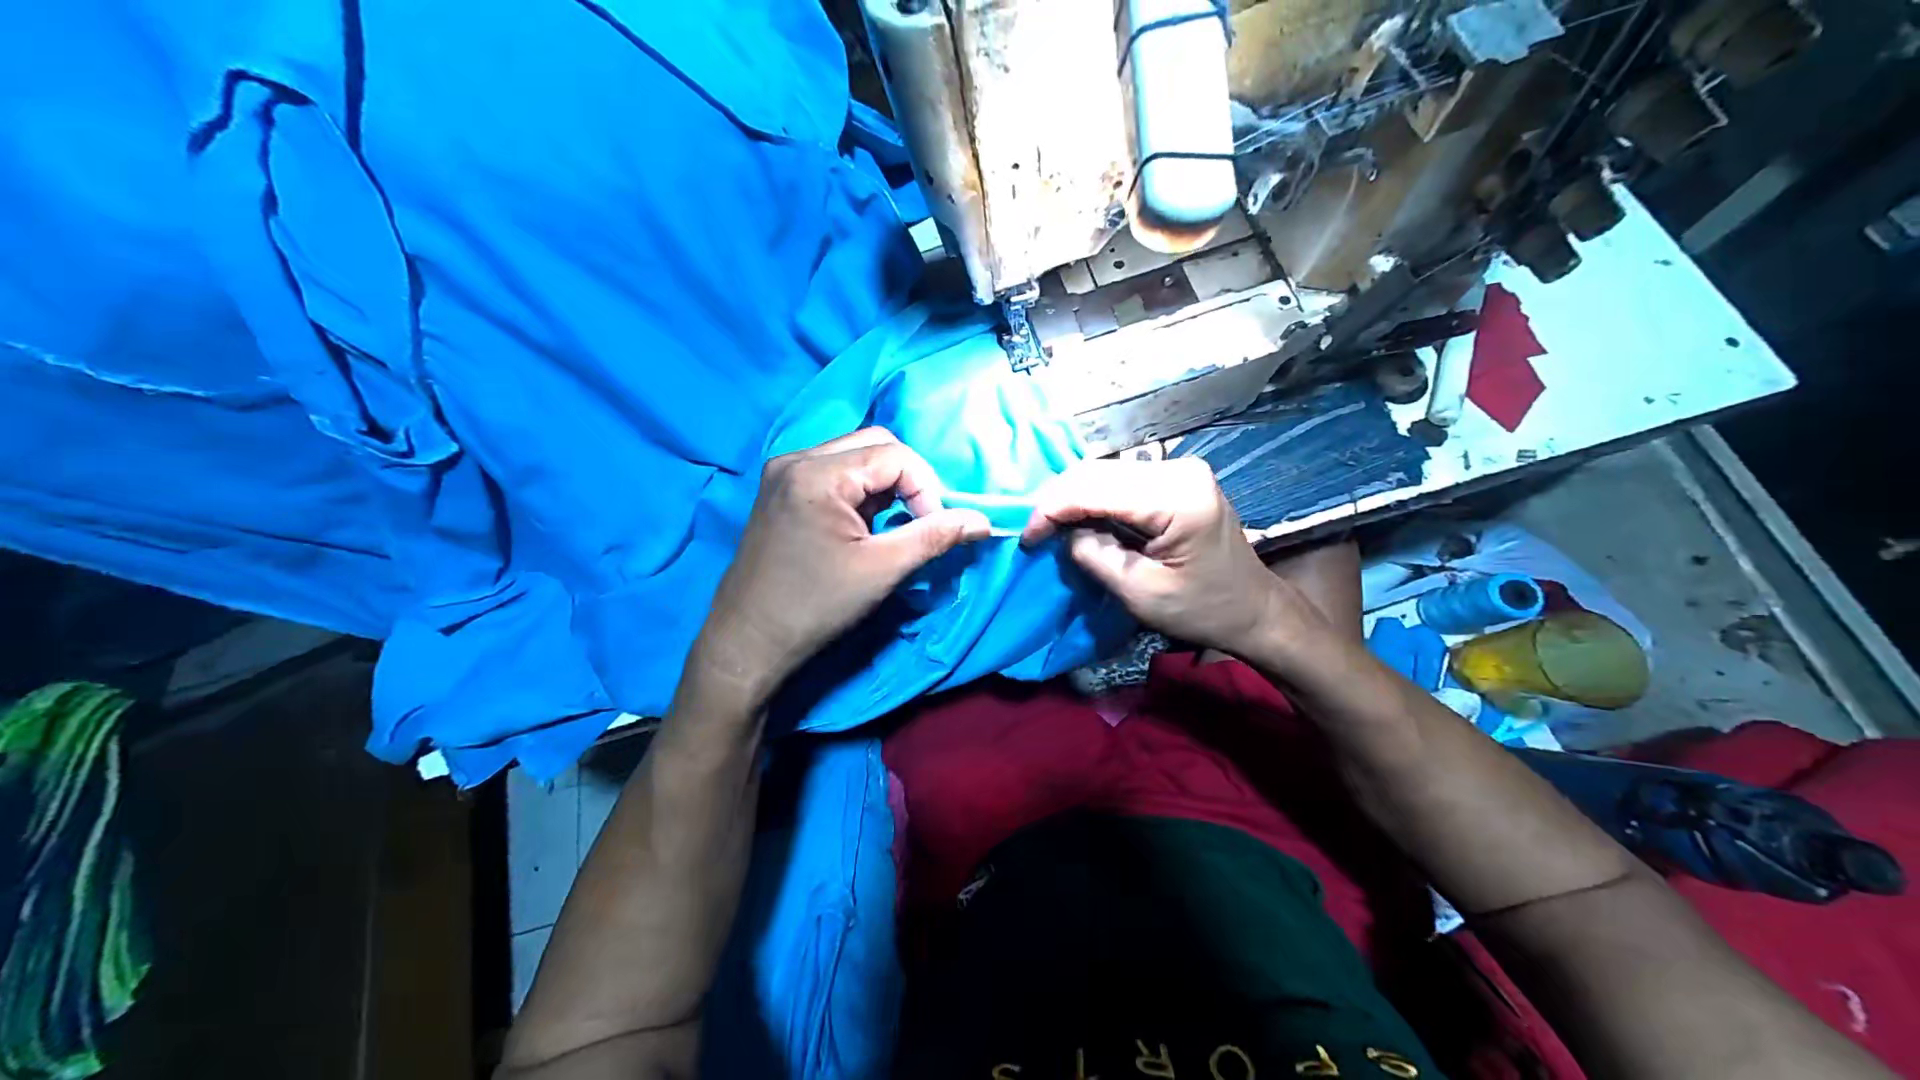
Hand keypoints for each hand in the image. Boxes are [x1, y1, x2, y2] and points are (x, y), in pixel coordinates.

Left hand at [695, 428, 990, 697]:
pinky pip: (834, 473)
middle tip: (917, 522)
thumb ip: (935, 536)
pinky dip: (860, 493)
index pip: (895, 455)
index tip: (934, 529)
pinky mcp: (780, 491)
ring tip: (890, 528)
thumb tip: (983, 521)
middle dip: (908, 480)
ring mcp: (784, 473)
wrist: (748, 642)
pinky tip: (862, 527)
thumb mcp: (882, 570)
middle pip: (874, 445)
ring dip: (885, 486)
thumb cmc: (815, 607)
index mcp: (816, 473)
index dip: (926, 488)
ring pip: (855, 457)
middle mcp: (796, 459)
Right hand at [1022, 457, 1317, 652]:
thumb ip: (1094, 556)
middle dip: (1058, 501)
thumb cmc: (1202, 609)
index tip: (1027, 539)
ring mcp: (1178, 470)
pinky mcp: (1175, 478)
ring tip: (1051, 529)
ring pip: (1104, 473)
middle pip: (1097, 472)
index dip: (1052, 509)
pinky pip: (1120, 480)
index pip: (1095, 488)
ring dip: (1072, 498)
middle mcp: (1178, 469)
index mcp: (1177, 497)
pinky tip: (1079, 519)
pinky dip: (1093, 499)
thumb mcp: (1140, 593)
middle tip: (1034, 534)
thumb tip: (1065, 533)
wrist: (1252, 609)